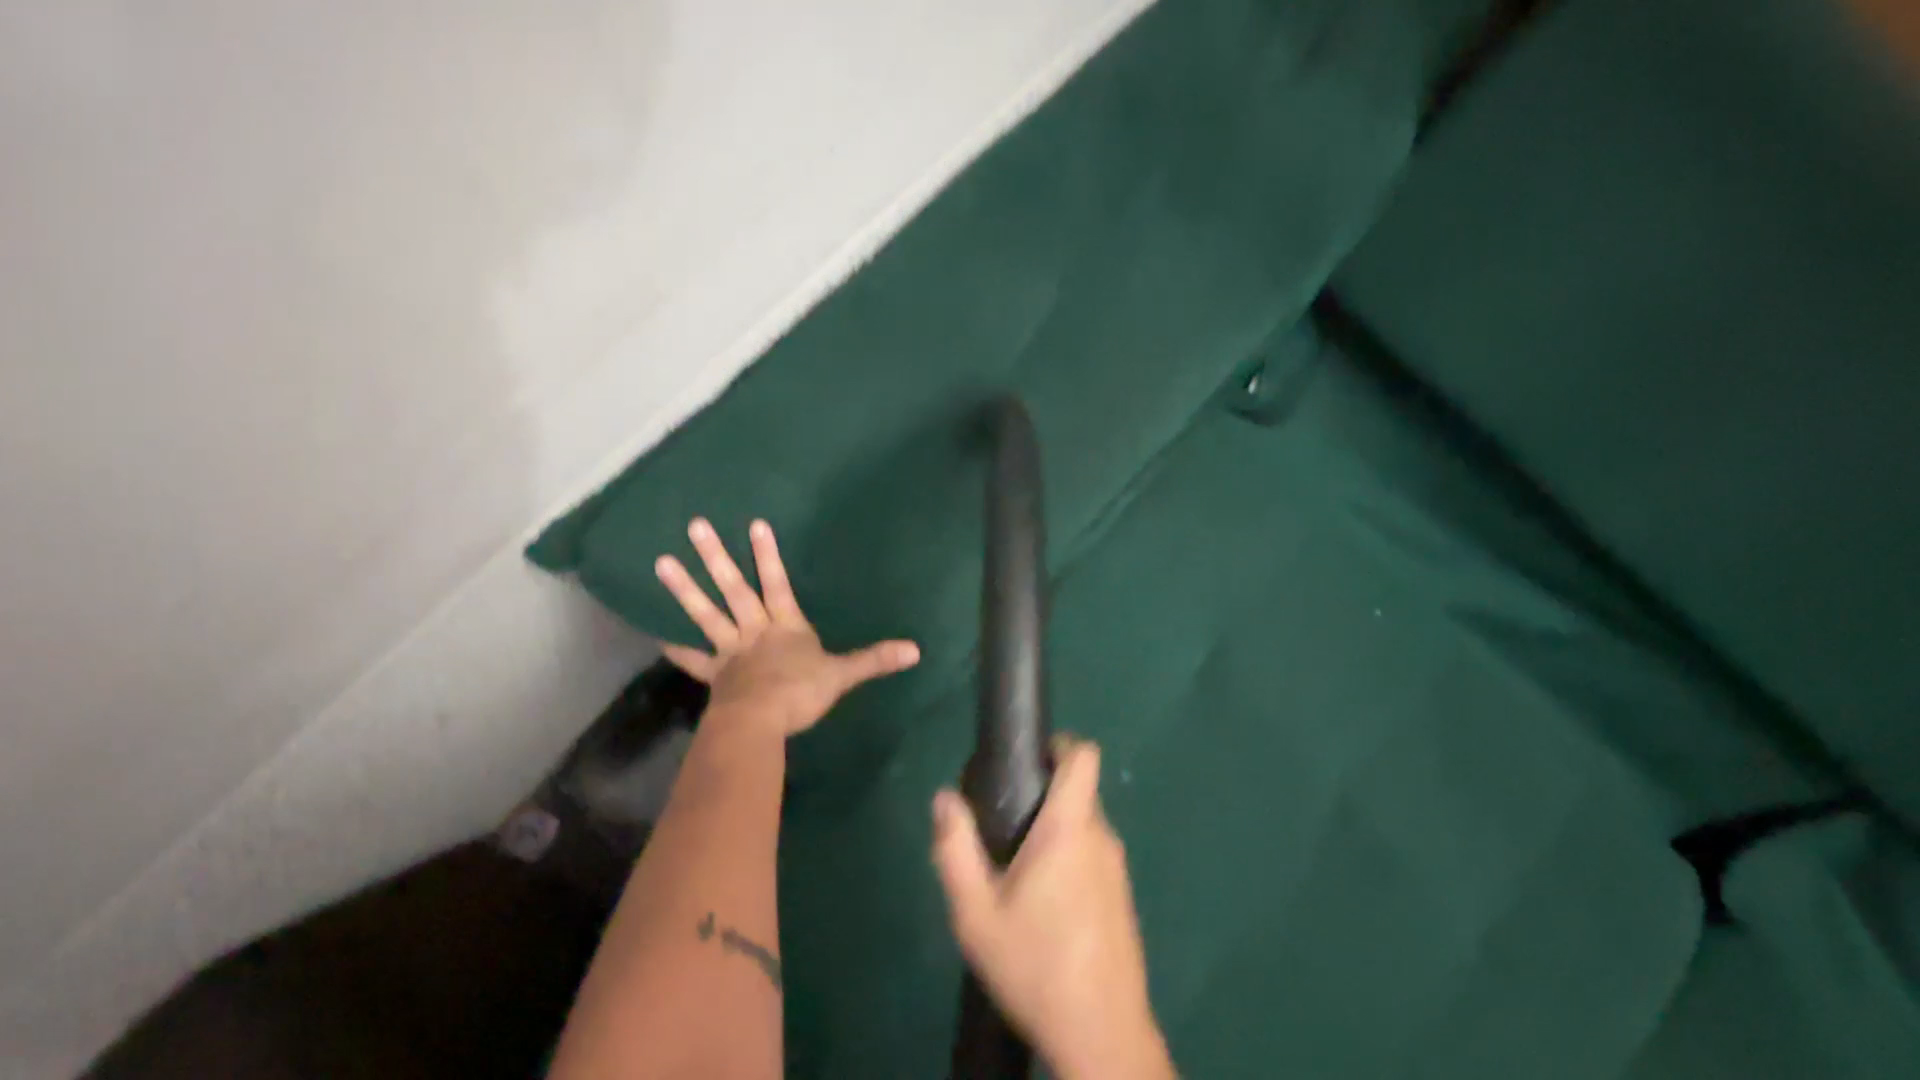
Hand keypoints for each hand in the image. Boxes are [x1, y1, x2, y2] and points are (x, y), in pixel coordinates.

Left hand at [654, 517, 919, 736]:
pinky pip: (693, 660)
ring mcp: (730, 651)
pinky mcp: (715, 674)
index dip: (767, 554)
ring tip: (661, 562)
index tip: (754, 524)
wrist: (759, 723)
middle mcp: (754, 630)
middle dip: (716, 557)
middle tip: (695, 526)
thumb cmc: (800, 694)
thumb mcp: (843, 675)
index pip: (777, 583)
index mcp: (786, 626)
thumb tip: (916, 650)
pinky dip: (677, 649)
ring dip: (684, 589)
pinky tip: (658, 637)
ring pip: (705, 614)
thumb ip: (874, 660)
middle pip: (735, 588)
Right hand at [931, 735, 1174, 1079]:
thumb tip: (944, 798)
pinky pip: (1093, 860)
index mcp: (1070, 829)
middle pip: (1078, 793)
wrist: (1101, 1034)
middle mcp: (1102, 839)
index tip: (1024, 761)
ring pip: (1084, 829)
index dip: (1058, 745)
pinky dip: (1069, 864)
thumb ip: (955, 849)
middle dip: (1042, 798)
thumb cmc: (1034, 965)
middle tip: (999, 831)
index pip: (1084, 756)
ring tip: (1014, 874)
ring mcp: (1118, 872)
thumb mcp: (975, 913)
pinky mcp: (1122, 901)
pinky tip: (1041, 909)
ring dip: (1054, 835)